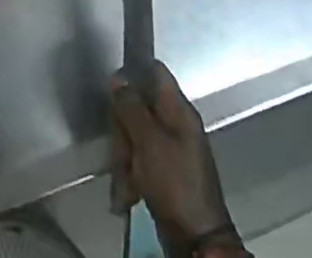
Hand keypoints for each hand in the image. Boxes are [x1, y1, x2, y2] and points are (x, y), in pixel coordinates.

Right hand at [111, 62, 233, 252]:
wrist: (197, 238)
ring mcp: (171, 148)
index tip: (114, 89)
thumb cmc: (174, 183)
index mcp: (179, 111)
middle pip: (139, 105)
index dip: (133, 72)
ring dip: (124, 156)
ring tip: (127, 178)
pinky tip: (129, 190)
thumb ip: (131, 106)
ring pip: (135, 134)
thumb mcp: (147, 141)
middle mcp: (177, 125)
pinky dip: (131, 173)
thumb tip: (118, 77)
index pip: (155, 71)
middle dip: (123, 128)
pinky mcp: (165, 170)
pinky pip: (140, 158)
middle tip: (123, 148)